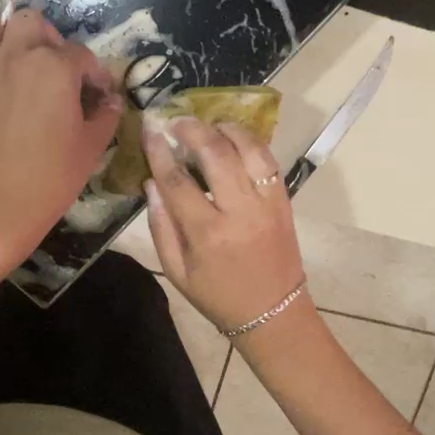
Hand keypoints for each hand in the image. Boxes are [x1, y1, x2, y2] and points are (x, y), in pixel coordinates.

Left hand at [0, 9, 123, 278]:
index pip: (80, 54)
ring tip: (12, 62)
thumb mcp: (92, 145)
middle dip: (46, 38)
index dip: (93, 72)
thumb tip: (111, 100)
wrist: (2, 205)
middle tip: (54, 68)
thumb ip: (106, 114)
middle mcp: (15, 57)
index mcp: (54, 67)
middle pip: (29, 21)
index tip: (97, 93)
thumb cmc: (54, 176)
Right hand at [144, 118, 308, 331]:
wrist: (273, 312)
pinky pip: (269, 160)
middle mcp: (239, 212)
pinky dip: (250, 143)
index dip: (160, 153)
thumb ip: (160, 226)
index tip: (150, 132)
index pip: (178, 181)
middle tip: (177, 122)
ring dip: (225, 129)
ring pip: (248, 149)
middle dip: (193, 130)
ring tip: (208, 125)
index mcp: (207, 234)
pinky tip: (233, 138)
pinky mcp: (284, 201)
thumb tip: (151, 184)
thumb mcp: (176, 271)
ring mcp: (266, 203)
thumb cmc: (217, 296)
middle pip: (216, 154)